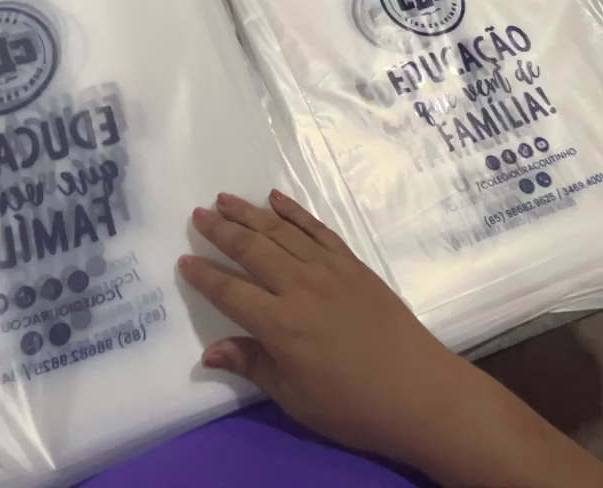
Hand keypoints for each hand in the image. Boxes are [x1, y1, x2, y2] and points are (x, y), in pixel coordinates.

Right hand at [180, 191, 602, 487]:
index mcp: (280, 323)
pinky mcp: (351, 261)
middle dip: (221, 230)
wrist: (419, 390)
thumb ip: (251, 365)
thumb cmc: (351, 404)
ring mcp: (327, 268)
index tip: (184, 259)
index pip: (230, 292)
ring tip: (225, 198)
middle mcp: (299, 286)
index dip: (204, 276)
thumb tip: (208, 352)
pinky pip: (315, 228)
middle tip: (198, 213)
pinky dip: (294, 211)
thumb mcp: (294, 397)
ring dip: (249, 213)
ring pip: (279, 231)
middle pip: (251, 249)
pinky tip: (276, 198)